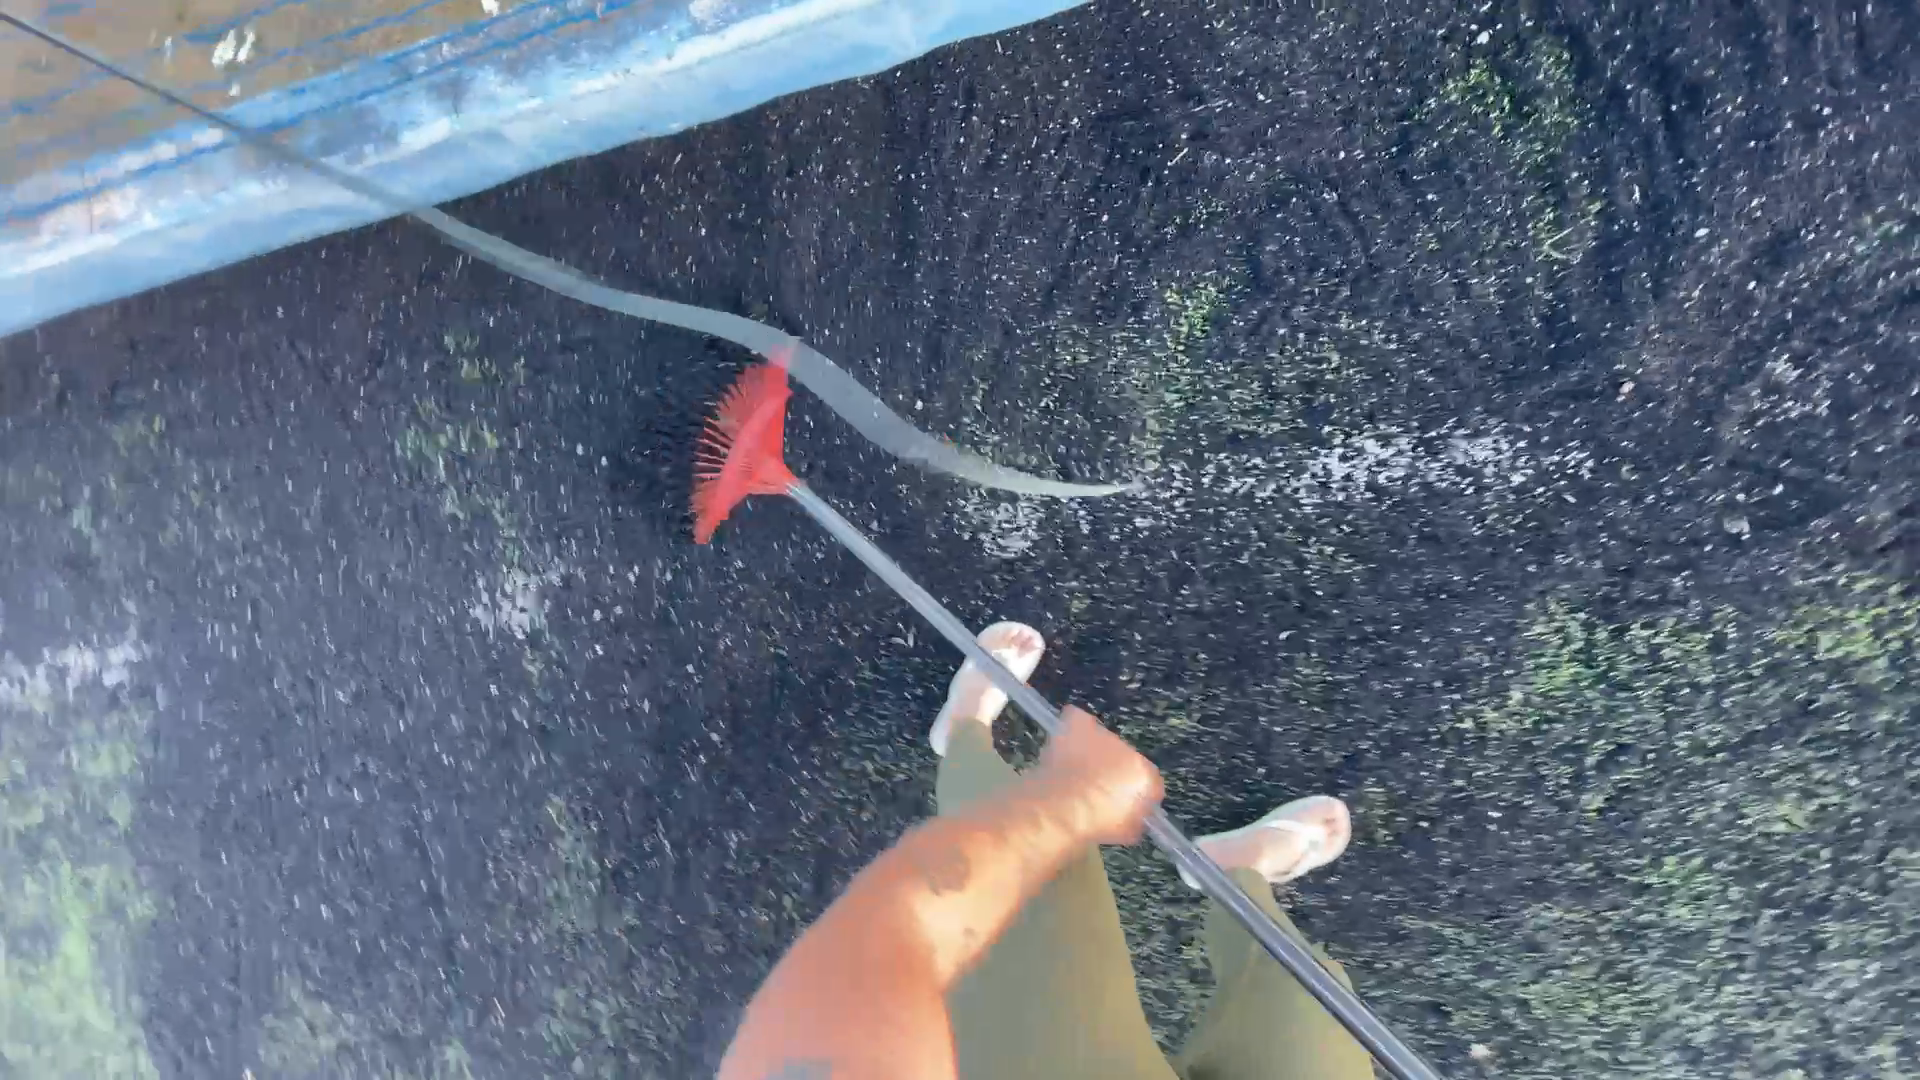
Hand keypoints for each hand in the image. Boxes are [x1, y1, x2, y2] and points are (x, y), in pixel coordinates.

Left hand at [1025, 706, 1162, 845]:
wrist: (1062, 807)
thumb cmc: (1096, 824)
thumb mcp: (1126, 833)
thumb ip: (1136, 821)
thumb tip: (1134, 818)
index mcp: (1144, 776)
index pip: (1150, 780)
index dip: (1135, 794)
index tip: (1121, 804)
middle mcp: (1129, 751)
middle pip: (1126, 759)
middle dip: (1114, 772)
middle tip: (1097, 789)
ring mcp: (1103, 736)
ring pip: (1103, 741)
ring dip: (1095, 752)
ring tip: (1078, 769)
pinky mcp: (1079, 726)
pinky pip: (1079, 720)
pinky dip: (1076, 727)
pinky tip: (1069, 739)